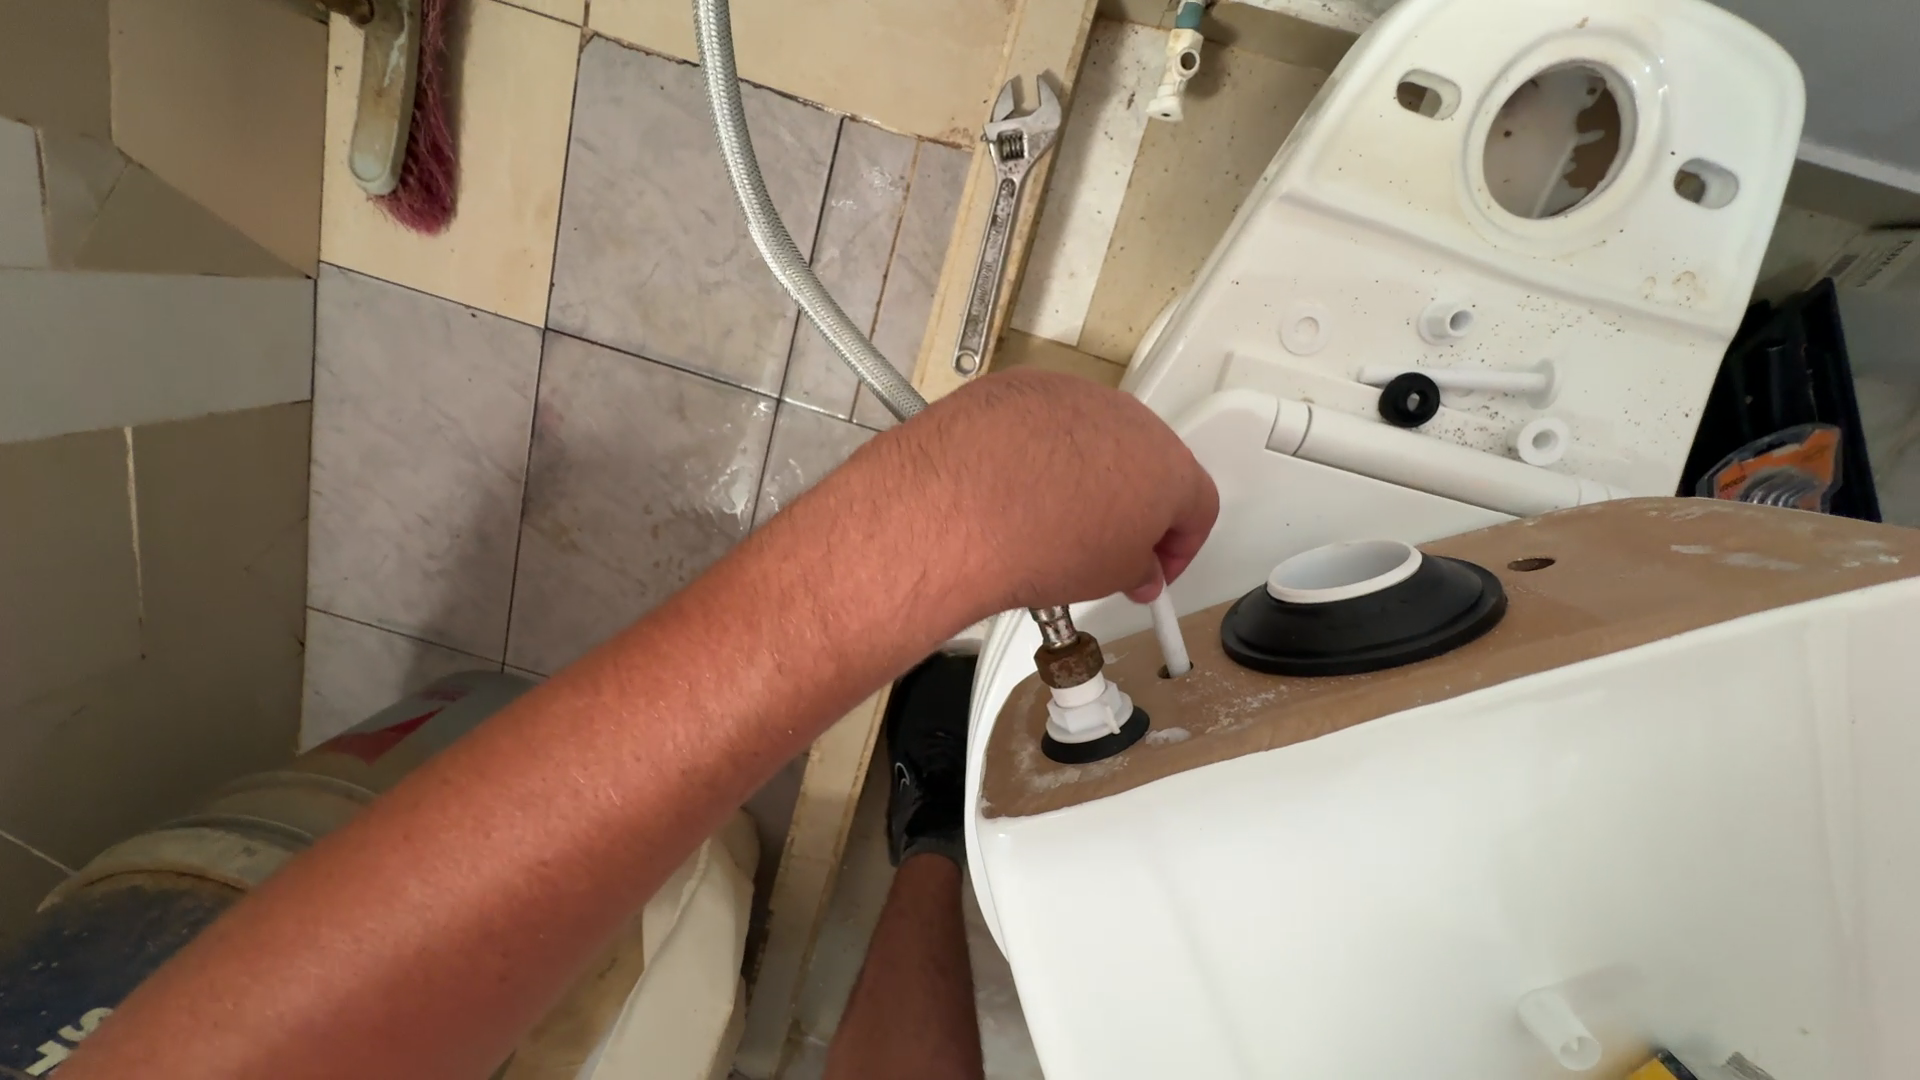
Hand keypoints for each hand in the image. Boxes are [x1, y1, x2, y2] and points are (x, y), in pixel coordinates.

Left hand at [855, 369, 1218, 616]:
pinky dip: (1035, 450)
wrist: (959, 507)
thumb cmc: (1035, 541)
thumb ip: (1138, 570)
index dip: (1179, 547)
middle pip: (1146, 463)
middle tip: (1104, 546)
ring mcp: (1073, 395)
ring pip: (1093, 436)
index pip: (1198, 506)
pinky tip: (1013, 487)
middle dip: (1132, 506)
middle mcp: (1127, 418)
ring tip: (1048, 519)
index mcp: (1168, 466)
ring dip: (1082, 475)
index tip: (1154, 568)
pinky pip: (1041, 422)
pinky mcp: (1021, 387)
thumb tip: (1135, 569)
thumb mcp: (1106, 579)